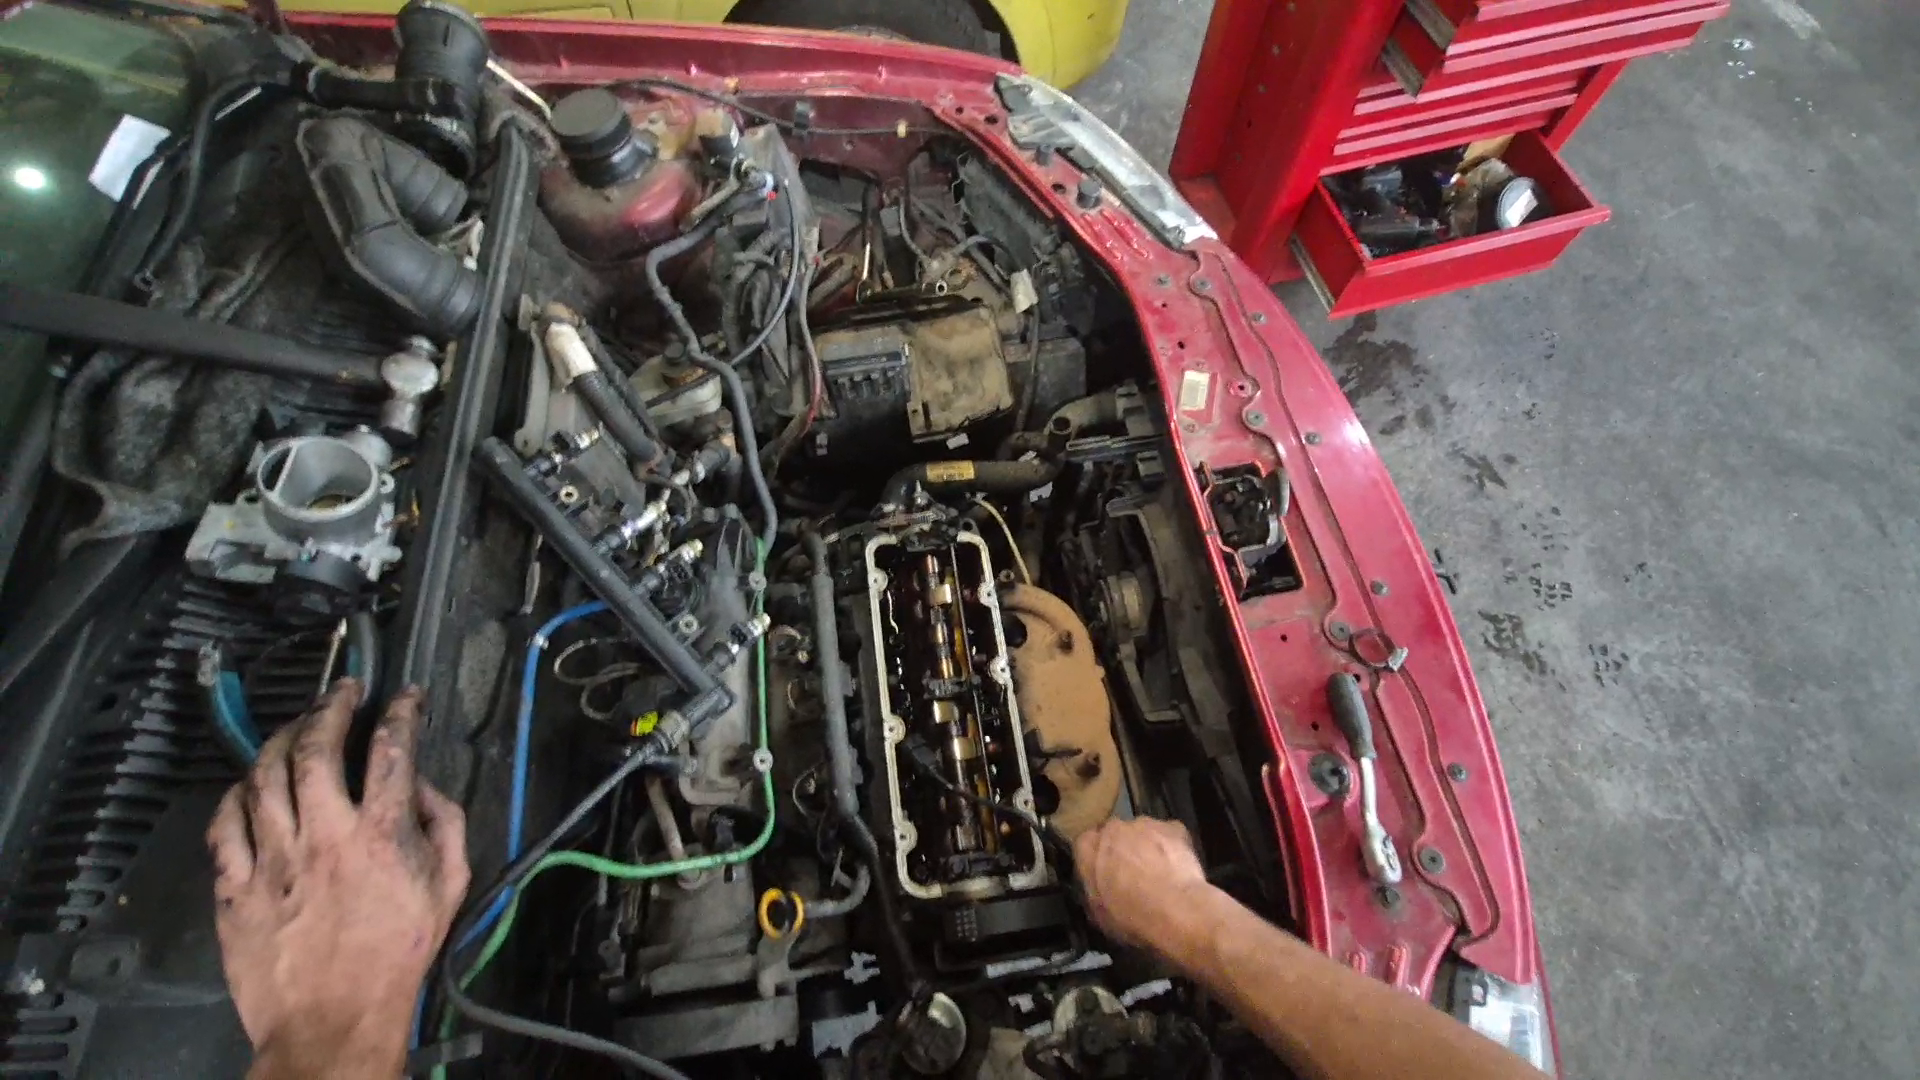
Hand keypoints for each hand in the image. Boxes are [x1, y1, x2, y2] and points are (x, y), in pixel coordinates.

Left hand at [206, 679, 470, 1078]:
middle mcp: (325, 836)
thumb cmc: (402, 947)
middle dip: (331, 708)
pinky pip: (224, 827)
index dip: (402, 712)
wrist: (334, 1016)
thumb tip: (423, 784)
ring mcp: (273, 862)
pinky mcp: (235, 889)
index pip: (393, 751)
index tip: (408, 695)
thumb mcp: (452, 882)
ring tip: (300, 724)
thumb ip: (446, 823)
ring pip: (264, 780)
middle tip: (344, 691)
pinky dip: (237, 794)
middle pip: (317, 751)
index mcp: (385, 835)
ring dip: (283, 740)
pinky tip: (252, 782)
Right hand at [1073, 817, 1219, 966]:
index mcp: (1088, 848)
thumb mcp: (1100, 916)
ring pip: (1142, 832)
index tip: (1106, 878)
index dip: (1097, 862)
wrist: (1177, 910)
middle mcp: (1113, 828)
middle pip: (1114, 834)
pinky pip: (1169, 834)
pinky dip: (1173, 847)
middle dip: (1122, 850)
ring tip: (1160, 875)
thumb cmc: (1132, 917)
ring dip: (1147, 847)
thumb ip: (1094, 892)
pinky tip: (1179, 868)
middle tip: (1134, 877)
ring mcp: (1144, 824)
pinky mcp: (1173, 828)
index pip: (1085, 845)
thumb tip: (1098, 890)